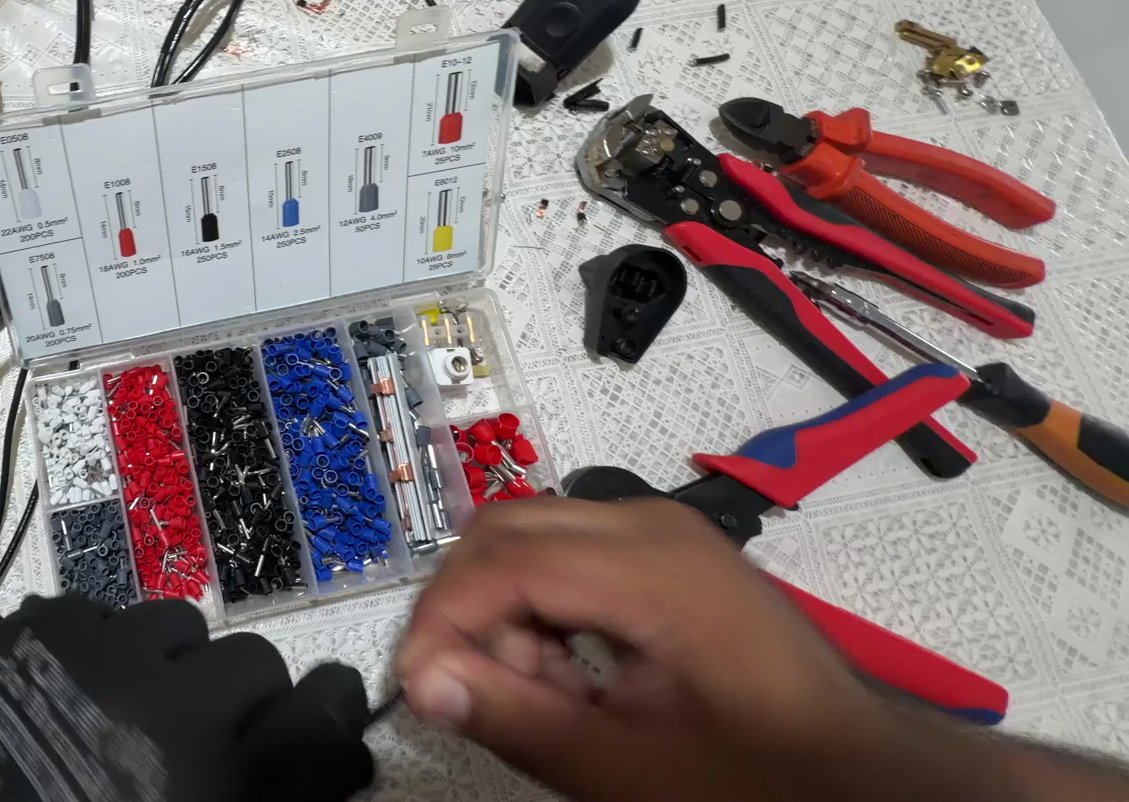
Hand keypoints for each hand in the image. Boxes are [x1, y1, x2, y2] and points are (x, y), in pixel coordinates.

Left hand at [0, 594, 373, 801]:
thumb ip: (273, 794)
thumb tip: (338, 758)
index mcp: (201, 776)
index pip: (312, 722)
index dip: (328, 711)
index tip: (324, 709)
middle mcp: (153, 705)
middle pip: (250, 661)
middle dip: (240, 700)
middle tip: (203, 738)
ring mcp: (84, 655)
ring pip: (173, 621)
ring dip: (169, 662)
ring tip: (134, 708)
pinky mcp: (28, 631)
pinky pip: (97, 615)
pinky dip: (99, 649)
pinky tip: (76, 692)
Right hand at [393, 497, 886, 801]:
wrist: (880, 781)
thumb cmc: (768, 783)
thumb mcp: (640, 775)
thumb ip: (521, 721)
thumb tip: (420, 680)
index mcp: (654, 566)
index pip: (506, 561)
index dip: (444, 617)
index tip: (416, 683)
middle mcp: (644, 521)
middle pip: (503, 532)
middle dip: (467, 608)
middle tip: (473, 687)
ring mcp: (650, 525)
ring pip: (521, 538)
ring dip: (501, 610)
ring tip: (539, 690)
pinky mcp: (651, 542)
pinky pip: (555, 551)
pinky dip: (534, 606)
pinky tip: (568, 668)